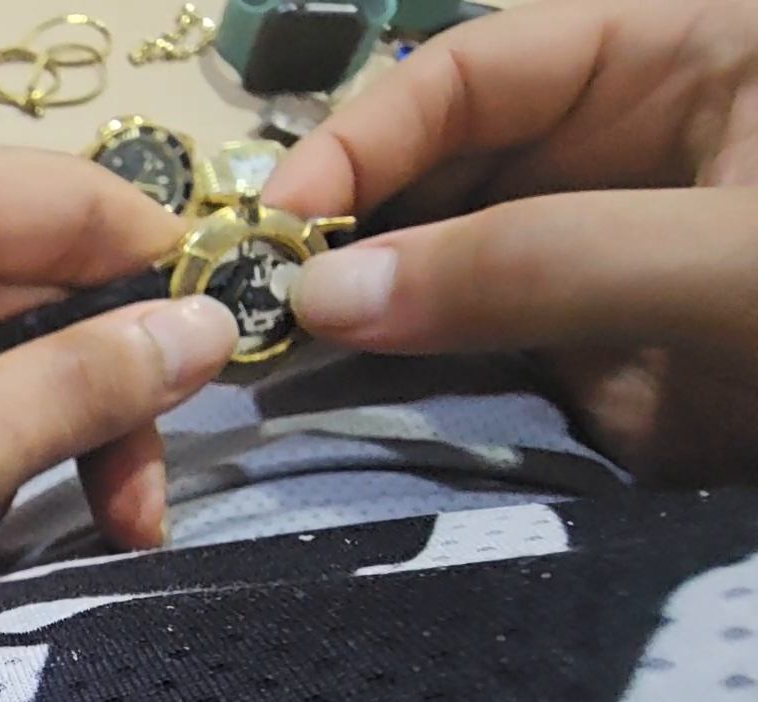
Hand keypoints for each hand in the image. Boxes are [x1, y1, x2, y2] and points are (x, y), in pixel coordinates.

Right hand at [264, 0, 757, 485]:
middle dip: (328, 233)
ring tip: (258, 350)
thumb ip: (539, 263)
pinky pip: (424, 346)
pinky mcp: (535, 351)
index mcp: (684, 61)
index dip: (358, 138)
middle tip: (246, 302)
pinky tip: (310, 388)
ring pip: (406, 265)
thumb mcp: (748, 267)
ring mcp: (556, 262)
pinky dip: (362, 368)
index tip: (274, 224)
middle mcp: (597, 157)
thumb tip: (325, 295)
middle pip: (415, 173)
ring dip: (333, 307)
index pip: (471, 71)